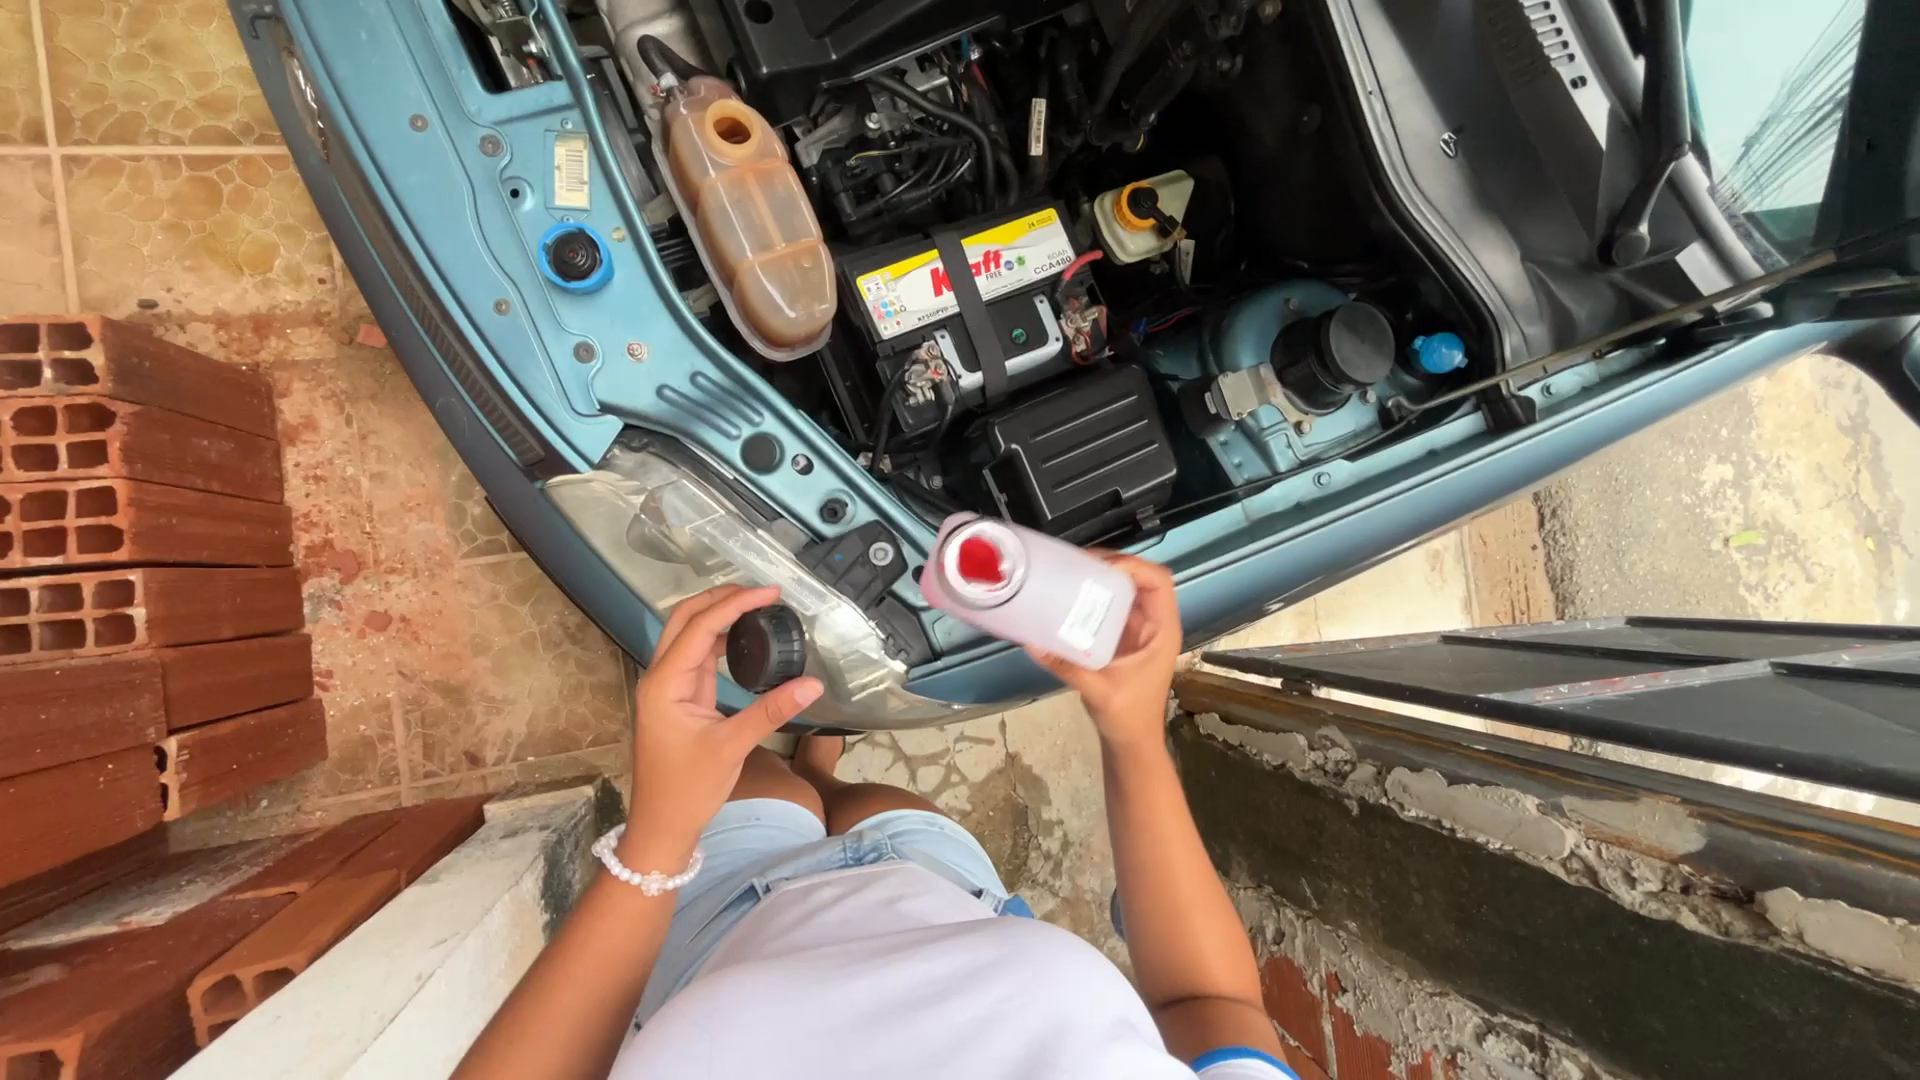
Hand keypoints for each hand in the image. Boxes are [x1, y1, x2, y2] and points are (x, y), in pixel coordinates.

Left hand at [625, 585, 822, 863]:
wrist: (662, 827)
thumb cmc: (688, 789)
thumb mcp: (732, 747)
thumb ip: (771, 711)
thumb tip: (813, 684)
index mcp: (665, 683)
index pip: (701, 626)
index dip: (735, 604)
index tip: (770, 593)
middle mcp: (661, 676)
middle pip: (685, 618)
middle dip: (720, 597)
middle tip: (762, 592)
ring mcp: (669, 686)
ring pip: (689, 633)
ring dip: (719, 614)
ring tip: (758, 606)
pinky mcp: (681, 697)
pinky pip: (698, 654)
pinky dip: (720, 638)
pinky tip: (746, 639)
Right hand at [1026, 554, 1180, 750]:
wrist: (1132, 742)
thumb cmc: (1127, 717)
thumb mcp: (1098, 691)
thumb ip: (1066, 666)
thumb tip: (1031, 642)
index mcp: (1161, 631)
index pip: (1159, 581)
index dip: (1134, 566)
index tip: (1100, 566)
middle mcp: (1154, 623)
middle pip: (1142, 578)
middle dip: (1113, 564)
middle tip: (1077, 562)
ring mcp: (1140, 629)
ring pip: (1128, 589)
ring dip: (1103, 576)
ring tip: (1071, 571)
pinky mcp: (1124, 636)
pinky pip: (1113, 605)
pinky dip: (1096, 595)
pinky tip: (1071, 594)